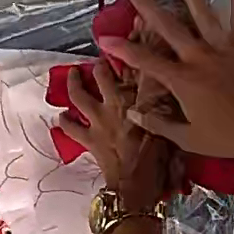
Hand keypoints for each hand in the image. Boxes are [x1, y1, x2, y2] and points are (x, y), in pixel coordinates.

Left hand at [61, 62, 170, 211]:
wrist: (135, 185)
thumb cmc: (157, 159)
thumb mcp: (170, 131)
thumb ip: (167, 111)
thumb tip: (172, 95)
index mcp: (136, 101)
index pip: (133, 72)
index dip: (130, 58)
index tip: (132, 47)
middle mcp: (113, 106)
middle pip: (101, 77)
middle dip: (100, 66)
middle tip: (100, 61)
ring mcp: (97, 122)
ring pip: (79, 96)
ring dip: (74, 84)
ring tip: (72, 75)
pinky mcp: (88, 139)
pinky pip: (71, 128)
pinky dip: (65, 121)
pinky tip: (61, 116)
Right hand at [100, 0, 233, 160]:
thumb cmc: (231, 136)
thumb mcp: (190, 138)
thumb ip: (160, 125)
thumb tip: (132, 114)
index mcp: (183, 81)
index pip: (145, 62)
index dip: (123, 50)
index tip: (105, 38)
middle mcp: (199, 58)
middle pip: (168, 27)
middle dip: (147, 4)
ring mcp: (222, 49)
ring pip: (202, 12)